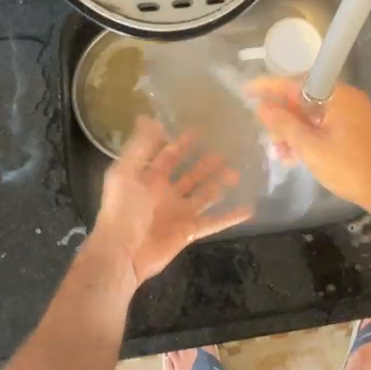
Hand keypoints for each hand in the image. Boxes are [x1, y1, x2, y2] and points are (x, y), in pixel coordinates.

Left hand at [88, 117, 248, 285]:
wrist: (121, 252)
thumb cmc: (122, 210)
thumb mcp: (125, 172)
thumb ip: (139, 146)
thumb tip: (145, 116)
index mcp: (150, 178)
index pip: (169, 155)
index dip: (183, 142)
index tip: (201, 129)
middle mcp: (166, 193)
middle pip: (191, 174)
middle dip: (206, 163)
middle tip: (226, 149)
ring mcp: (179, 213)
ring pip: (205, 195)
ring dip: (220, 184)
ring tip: (238, 172)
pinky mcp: (189, 231)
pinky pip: (213, 222)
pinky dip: (230, 217)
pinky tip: (248, 208)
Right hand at [245, 77, 370, 216]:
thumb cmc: (350, 168)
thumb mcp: (311, 148)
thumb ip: (284, 125)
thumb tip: (262, 106)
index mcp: (337, 95)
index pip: (294, 82)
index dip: (268, 87)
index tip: (246, 92)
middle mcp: (346, 97)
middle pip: (303, 97)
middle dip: (282, 115)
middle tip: (267, 135)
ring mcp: (353, 112)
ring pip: (313, 113)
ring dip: (294, 129)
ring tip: (280, 151)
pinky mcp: (356, 128)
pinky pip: (325, 123)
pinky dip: (309, 135)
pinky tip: (296, 155)